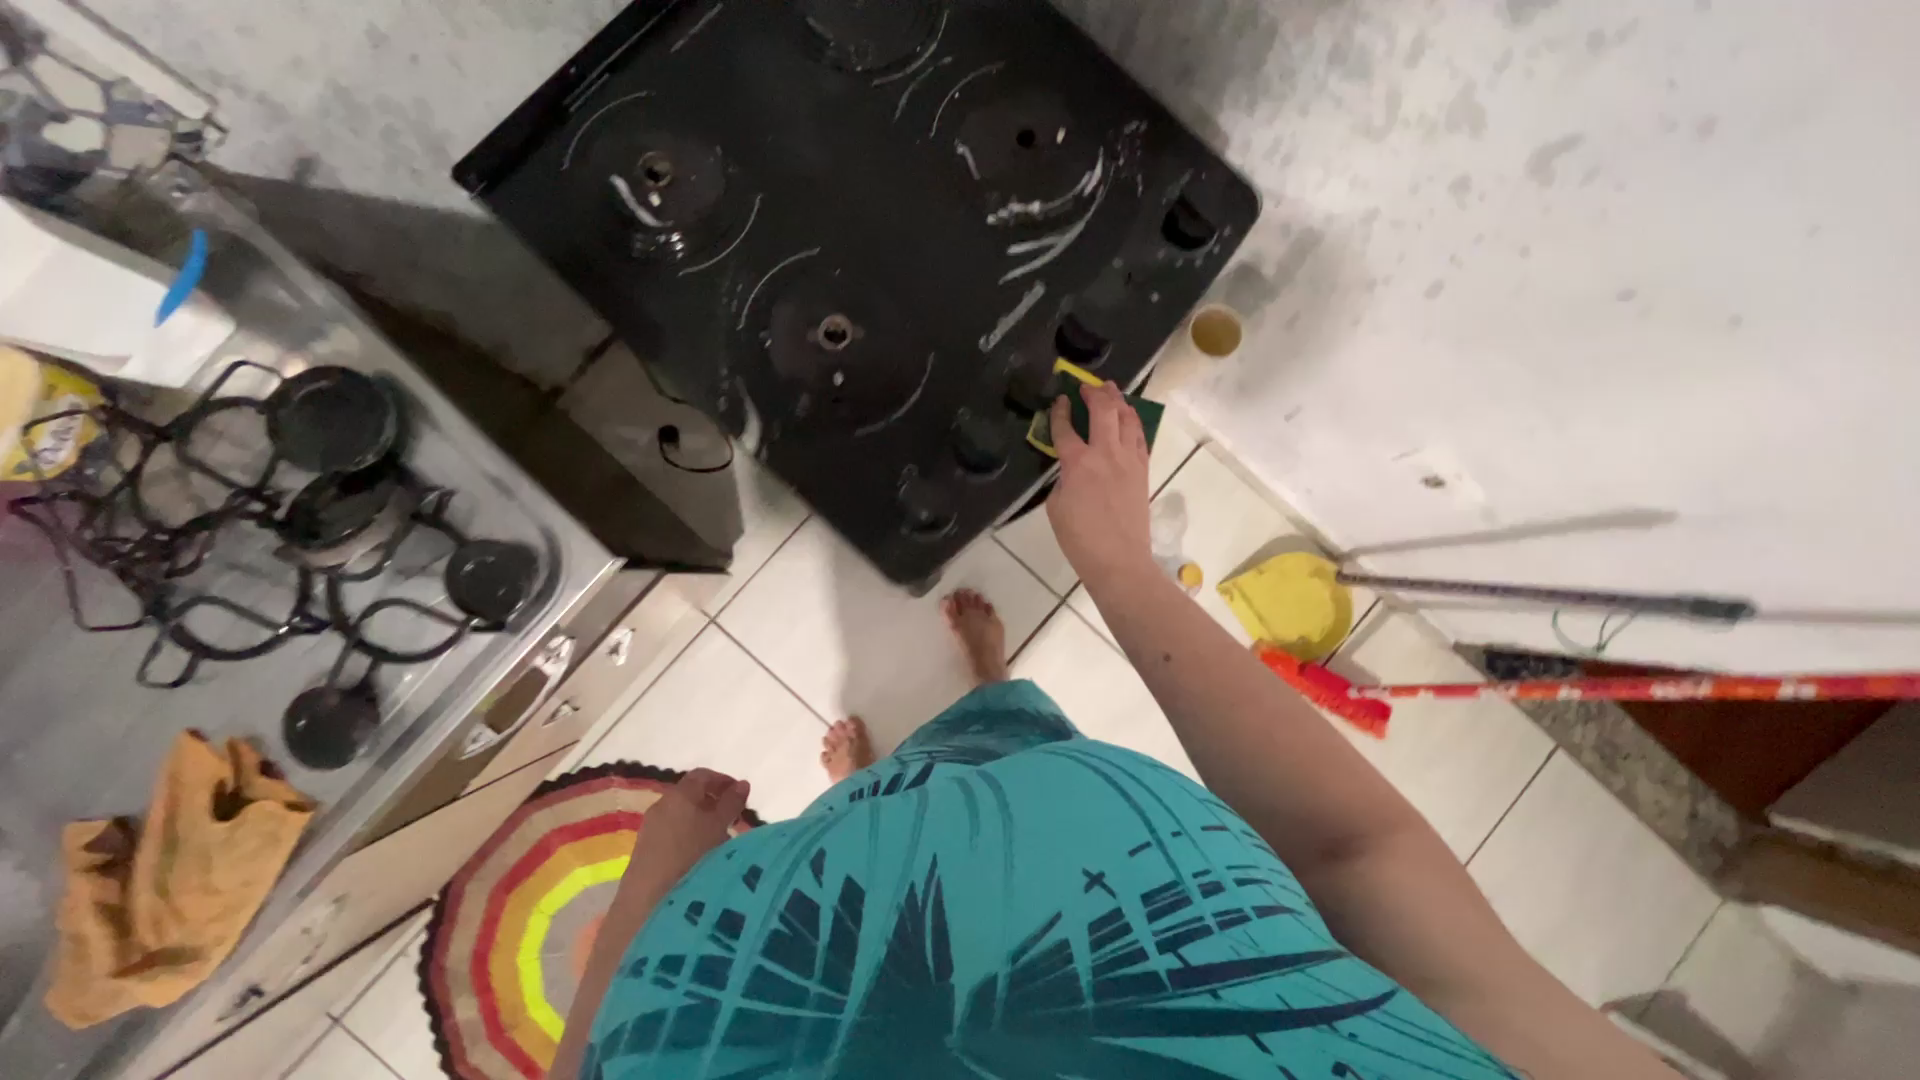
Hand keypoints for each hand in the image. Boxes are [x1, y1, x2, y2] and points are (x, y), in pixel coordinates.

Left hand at [630, 768, 750, 883]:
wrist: (648, 900)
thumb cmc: (692, 855)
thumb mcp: (719, 826)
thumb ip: (732, 803)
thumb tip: (742, 784)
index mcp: (679, 794)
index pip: (702, 775)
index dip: (723, 780)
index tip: (740, 794)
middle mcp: (661, 805)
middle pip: (690, 795)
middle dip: (713, 802)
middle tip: (733, 817)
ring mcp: (650, 828)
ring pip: (681, 815)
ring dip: (701, 821)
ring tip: (720, 840)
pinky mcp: (644, 850)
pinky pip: (671, 833)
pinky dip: (689, 836)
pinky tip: (700, 856)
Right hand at [1046, 381, 1154, 587]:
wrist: (1119, 560)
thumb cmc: (1080, 540)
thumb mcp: (1056, 507)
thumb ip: (1062, 480)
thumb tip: (1071, 470)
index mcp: (1077, 463)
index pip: (1065, 428)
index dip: (1059, 412)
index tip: (1058, 401)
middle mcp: (1106, 453)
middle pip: (1103, 411)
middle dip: (1094, 393)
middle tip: (1086, 386)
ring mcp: (1129, 461)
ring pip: (1127, 419)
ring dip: (1118, 401)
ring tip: (1111, 391)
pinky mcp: (1143, 471)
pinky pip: (1140, 438)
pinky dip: (1133, 423)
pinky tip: (1129, 420)